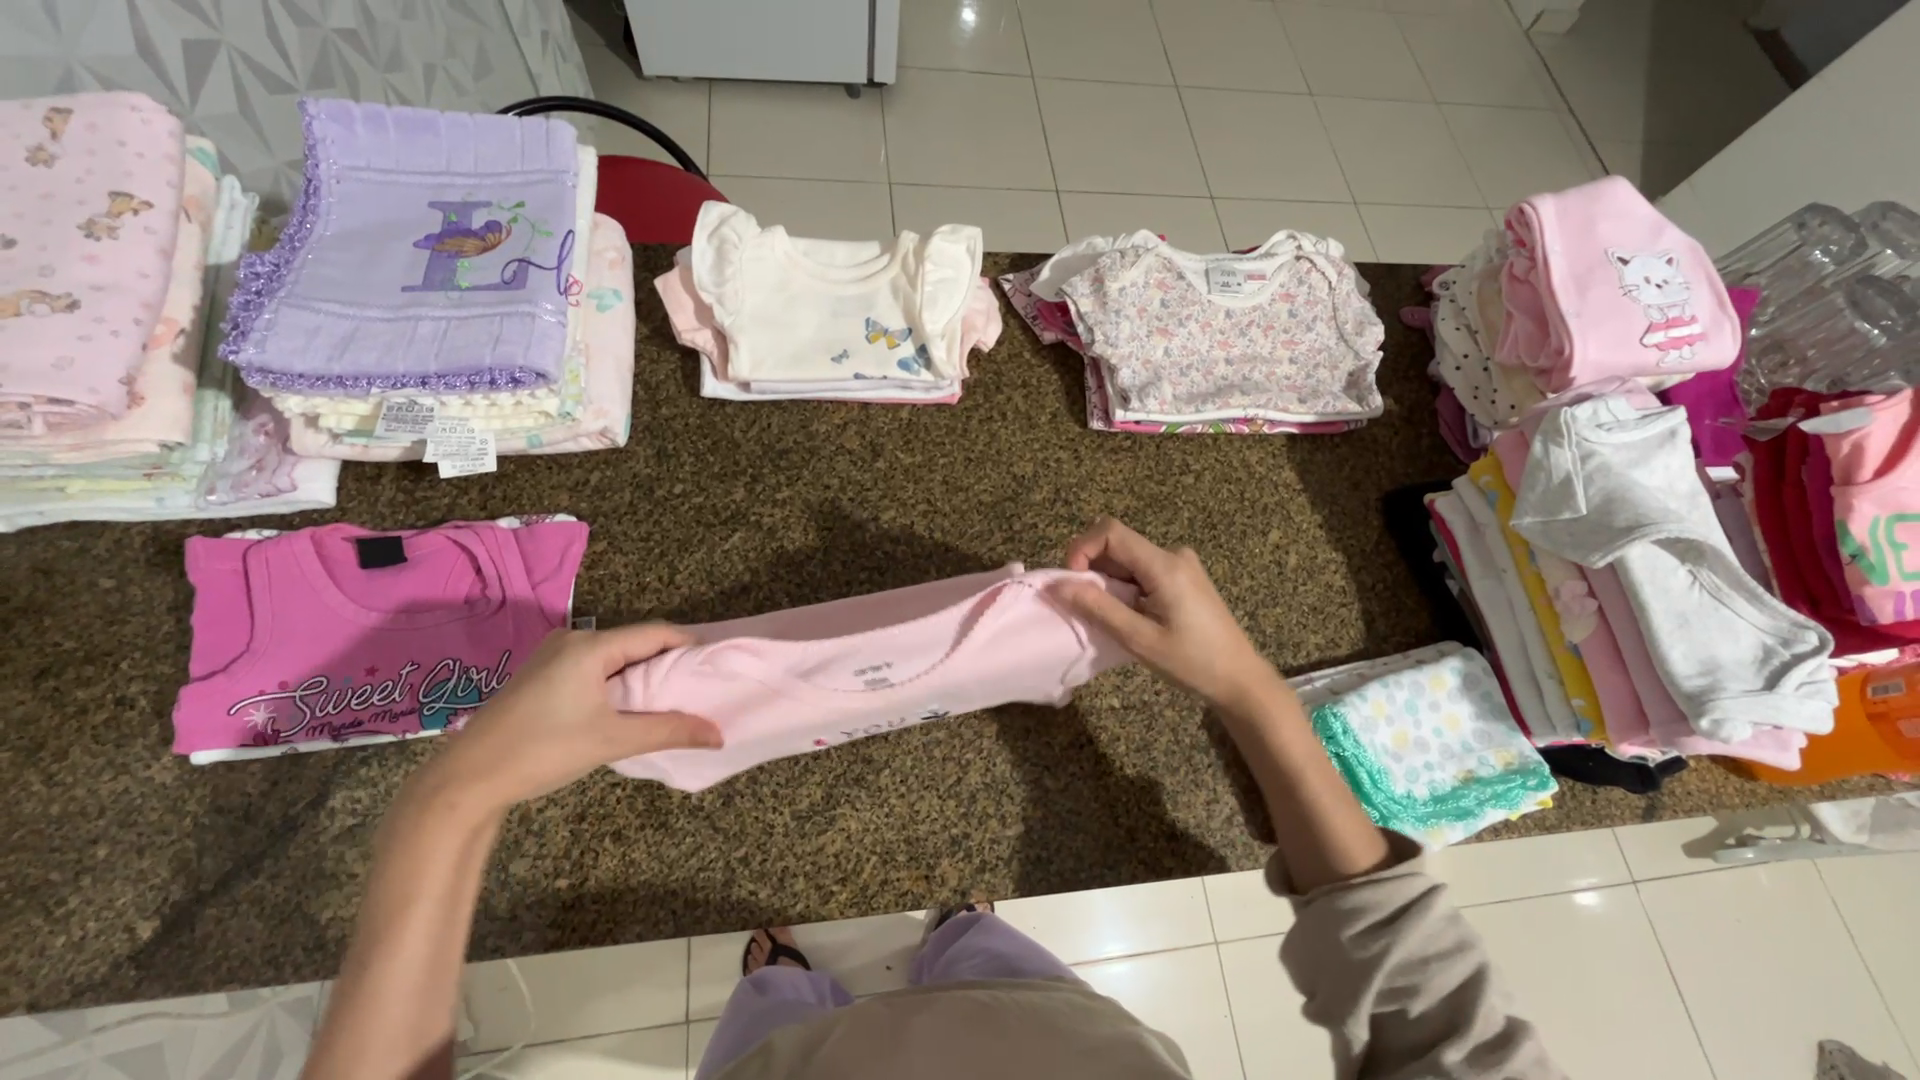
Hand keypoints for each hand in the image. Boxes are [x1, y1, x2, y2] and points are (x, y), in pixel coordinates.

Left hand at [421, 624, 721, 810]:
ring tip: (670, 700)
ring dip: (642, 675)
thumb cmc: (542, 751)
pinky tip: (628, 706)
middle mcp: (571, 642)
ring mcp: (552, 658)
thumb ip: (669, 730)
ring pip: (613, 657)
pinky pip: (592, 669)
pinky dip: (617, 682)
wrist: (466, 780)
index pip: (655, 633)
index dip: (689, 646)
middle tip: (699, 687)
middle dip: (668, 663)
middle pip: (634, 643)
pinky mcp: (540, 676)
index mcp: (590, 647)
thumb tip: (718, 734)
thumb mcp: (612, 740)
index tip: (716, 665)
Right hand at [1053, 517, 1284, 712]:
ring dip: (1107, 581)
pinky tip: (1128, 617)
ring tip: (1109, 617)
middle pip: (1118, 543)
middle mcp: (1174, 556)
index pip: (1111, 531)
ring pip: (1127, 559)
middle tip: (1086, 606)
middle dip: (1092, 568)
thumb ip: (1097, 608)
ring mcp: (1181, 566)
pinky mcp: (1183, 579)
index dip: (1082, 548)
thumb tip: (1056, 585)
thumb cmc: (1192, 662)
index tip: (1071, 582)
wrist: (1240, 679)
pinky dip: (1124, 587)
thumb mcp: (1139, 639)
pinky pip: (1142, 571)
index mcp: (1165, 565)